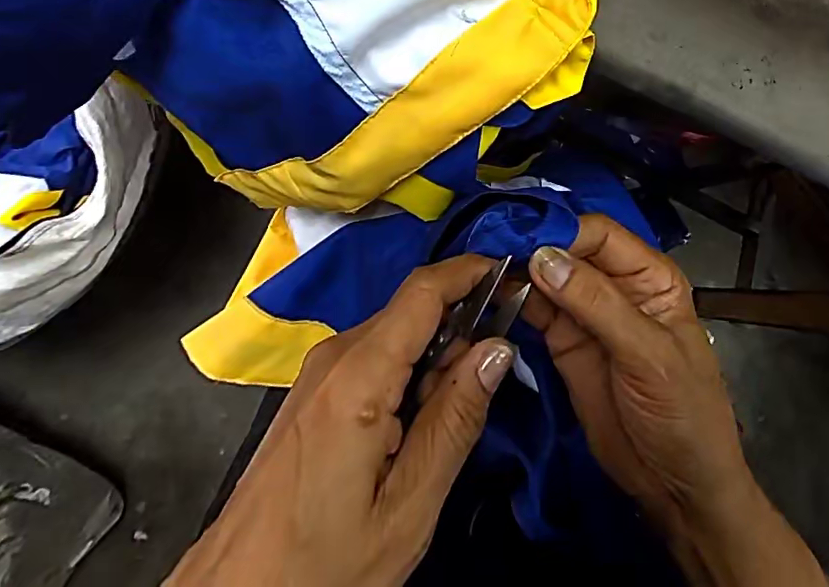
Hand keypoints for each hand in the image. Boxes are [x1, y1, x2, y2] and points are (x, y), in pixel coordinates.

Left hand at [166, 254, 515, 586]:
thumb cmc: (320, 568)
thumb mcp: (408, 506)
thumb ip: (457, 418)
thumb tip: (499, 346)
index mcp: (357, 378)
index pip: (424, 290)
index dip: (473, 271)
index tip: (516, 279)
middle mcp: (334, 359)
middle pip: (415, 310)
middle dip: (463, 327)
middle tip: (489, 380)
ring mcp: (318, 375)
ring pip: (398, 334)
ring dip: (438, 356)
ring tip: (450, 417)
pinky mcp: (313, 394)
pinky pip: (377, 357)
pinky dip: (411, 372)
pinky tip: (415, 425)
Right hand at [523, 214, 828, 586]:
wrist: (679, 483)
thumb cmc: (684, 410)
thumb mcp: (649, 354)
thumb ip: (598, 304)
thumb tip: (544, 257)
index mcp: (650, 277)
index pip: (603, 236)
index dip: (564, 233)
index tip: (522, 239)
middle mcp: (618, 287)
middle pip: (571, 253)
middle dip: (534, 249)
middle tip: (488, 252)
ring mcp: (589, 316)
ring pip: (549, 281)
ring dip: (518, 275)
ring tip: (480, 273)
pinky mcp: (566, 346)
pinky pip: (537, 314)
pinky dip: (513, 305)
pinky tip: (489, 300)